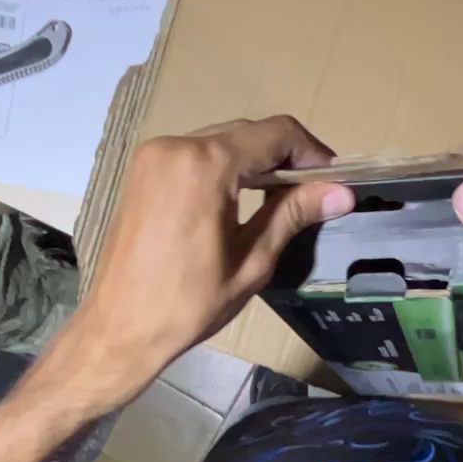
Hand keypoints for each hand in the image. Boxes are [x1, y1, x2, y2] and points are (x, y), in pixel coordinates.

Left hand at [60, 116, 353, 403]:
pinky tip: (238, 200)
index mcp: (205, 166)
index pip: (276, 133)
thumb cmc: (188, 305)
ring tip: (279, 200)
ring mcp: (153, 156)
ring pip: (220, 141)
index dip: (312, 153)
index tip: (332, 182)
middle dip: (284, 158)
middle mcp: (175, 146)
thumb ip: (292, 215)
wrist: (121, 328)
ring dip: (253, 163)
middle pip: (247, 132)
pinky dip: (222, 169)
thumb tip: (341, 193)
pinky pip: (193, 156)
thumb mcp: (251, 262)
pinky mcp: (141, 173)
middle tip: (312, 194)